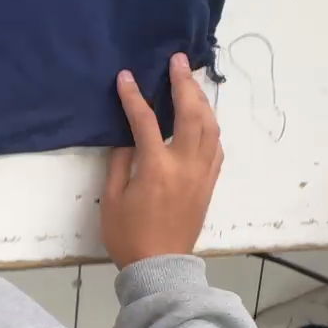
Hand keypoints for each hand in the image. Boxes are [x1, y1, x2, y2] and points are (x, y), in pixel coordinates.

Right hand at [100, 52, 222, 266]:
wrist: (159, 266)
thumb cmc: (127, 235)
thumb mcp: (112, 198)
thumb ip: (120, 163)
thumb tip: (128, 138)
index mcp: (157, 169)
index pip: (147, 122)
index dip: (135, 97)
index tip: (126, 77)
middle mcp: (186, 166)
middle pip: (191, 114)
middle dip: (183, 84)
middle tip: (177, 61)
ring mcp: (203, 173)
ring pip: (211, 126)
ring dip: (201, 100)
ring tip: (190, 81)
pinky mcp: (210, 182)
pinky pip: (216, 146)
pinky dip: (210, 125)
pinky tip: (202, 116)